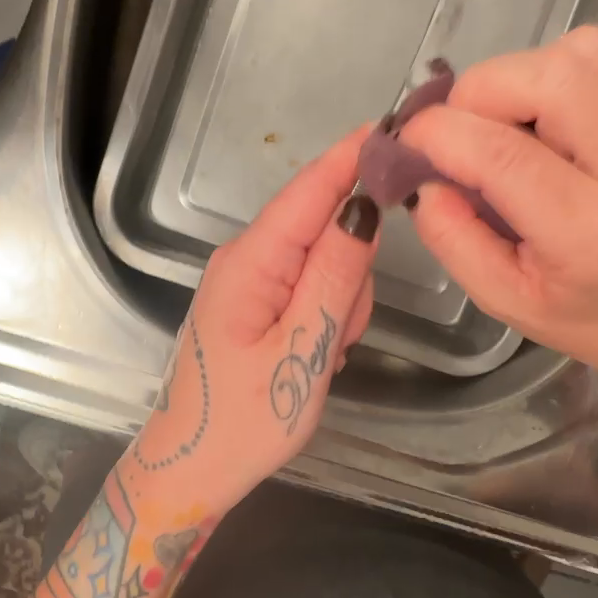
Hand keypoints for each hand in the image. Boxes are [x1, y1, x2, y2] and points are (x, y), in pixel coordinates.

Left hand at [126, 129, 380, 509]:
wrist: (192, 472)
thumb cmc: (243, 423)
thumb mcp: (302, 351)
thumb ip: (336, 277)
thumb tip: (364, 204)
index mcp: (251, 262)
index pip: (310, 188)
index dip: (355, 155)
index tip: (405, 125)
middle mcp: (246, 260)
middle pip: (323, 228)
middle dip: (352, 271)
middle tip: (342, 334)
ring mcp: (249, 284)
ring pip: (323, 265)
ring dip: (339, 306)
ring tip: (321, 358)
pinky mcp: (255, 307)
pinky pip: (307, 293)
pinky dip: (324, 321)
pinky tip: (311, 360)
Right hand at [398, 26, 597, 379]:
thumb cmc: (584, 315)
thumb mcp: (501, 298)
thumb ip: (451, 236)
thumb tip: (422, 174)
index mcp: (592, 234)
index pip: (503, 155)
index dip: (439, 134)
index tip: (406, 143)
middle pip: (548, 79)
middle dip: (477, 93)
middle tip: (456, 131)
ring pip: (573, 54)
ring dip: (514, 79)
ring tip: (499, 127)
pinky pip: (594, 57)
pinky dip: (547, 75)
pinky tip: (537, 120)